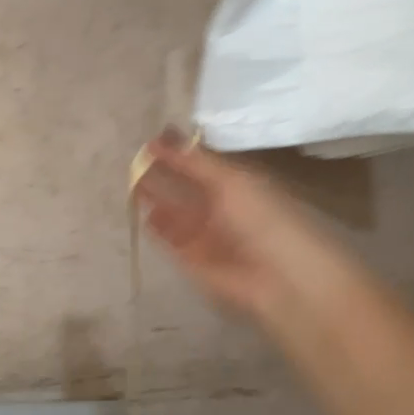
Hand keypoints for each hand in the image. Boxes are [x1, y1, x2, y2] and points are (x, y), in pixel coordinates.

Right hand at [133, 129, 357, 317]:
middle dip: (162, 175)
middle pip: (185, 188)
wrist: (282, 279)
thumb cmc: (265, 221)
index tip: (152, 140)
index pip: (202, 166)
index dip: (179, 153)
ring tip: (130, 184)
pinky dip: (157, 229)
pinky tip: (143, 215)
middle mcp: (221, 208)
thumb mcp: (233, 182)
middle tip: (134, 161)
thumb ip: (195, 161)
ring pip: (174, 213)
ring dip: (155, 200)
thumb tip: (161, 135)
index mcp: (239, 186)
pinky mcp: (192, 260)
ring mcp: (206, 235)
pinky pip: (170, 241)